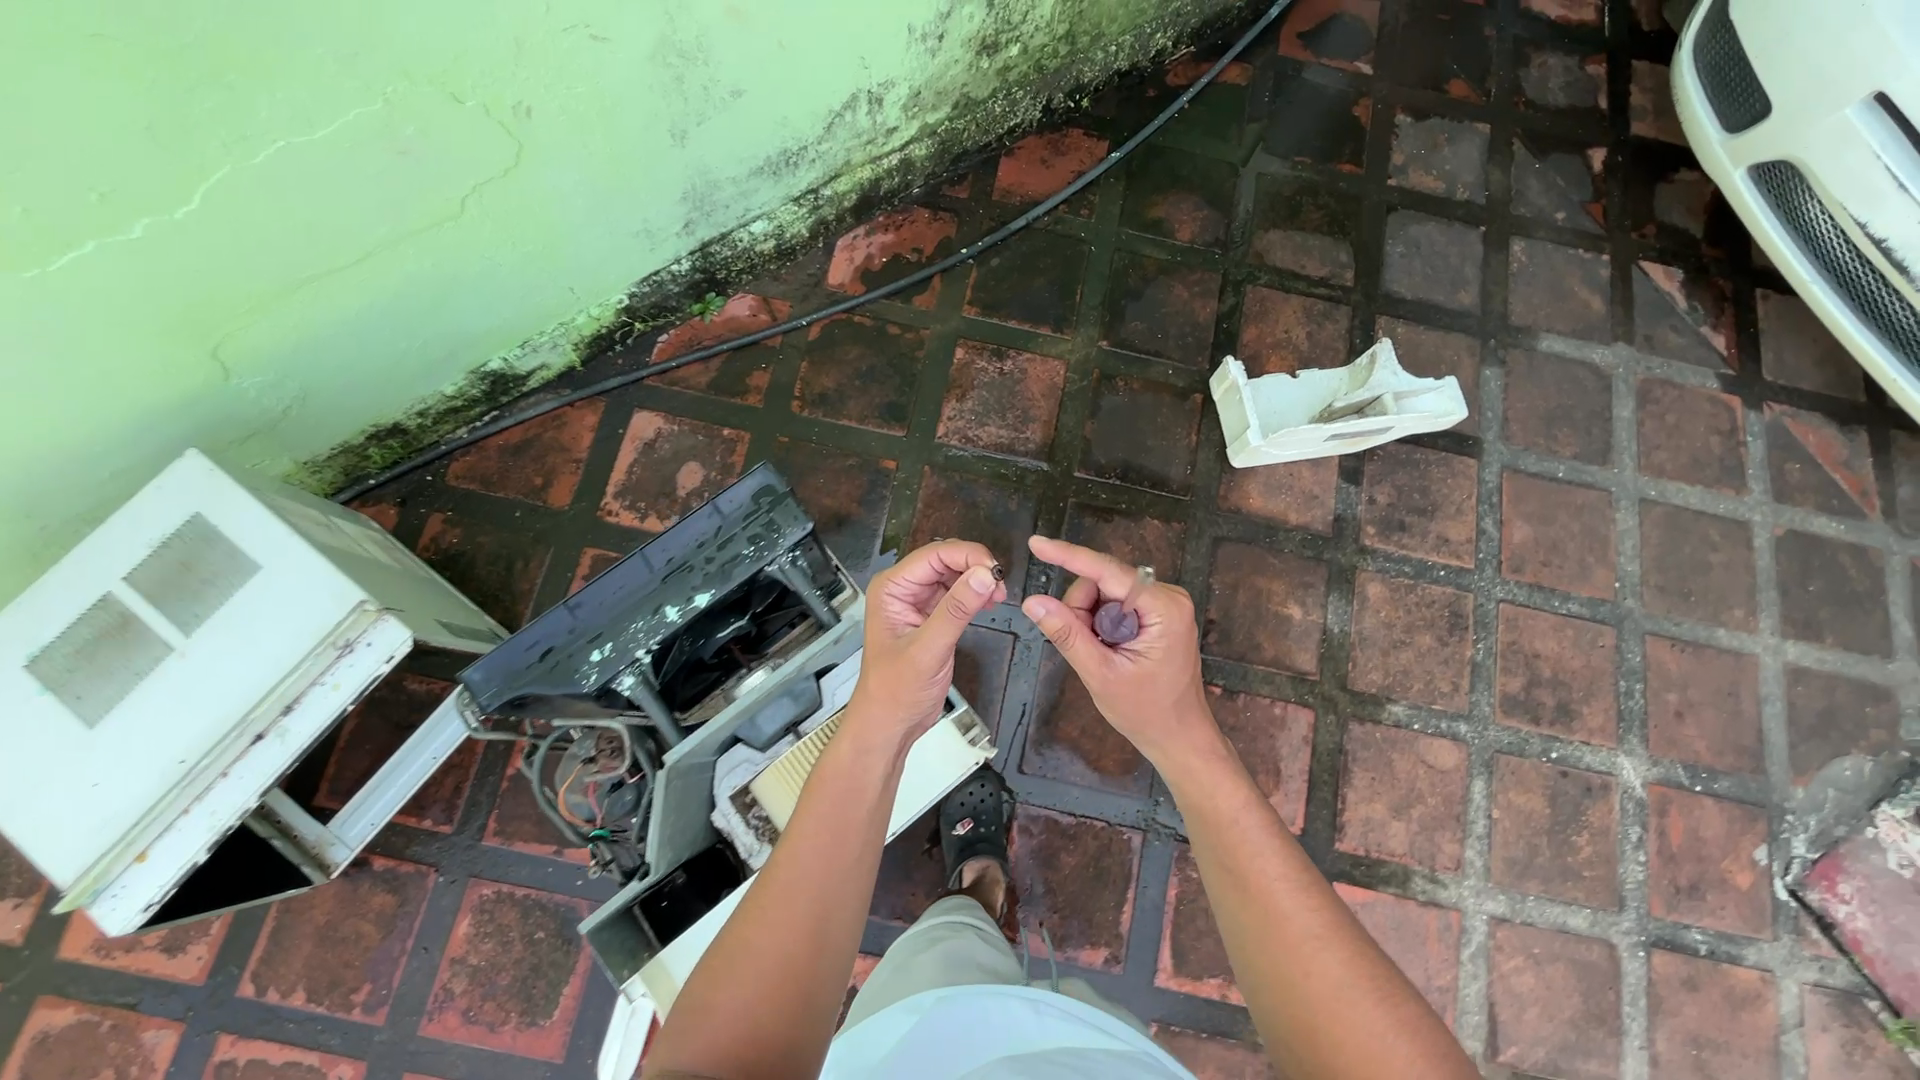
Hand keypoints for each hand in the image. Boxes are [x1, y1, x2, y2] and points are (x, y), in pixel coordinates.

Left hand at [848, 540, 1006, 740]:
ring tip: (998, 596)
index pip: (934, 555)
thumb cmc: (895, 691)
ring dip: (978, 581)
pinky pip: (958, 595)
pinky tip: (989, 604)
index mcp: (892, 588)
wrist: (890, 723)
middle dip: (975, 567)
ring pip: (955, 575)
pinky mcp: (933, 618)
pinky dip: (975, 596)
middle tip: (1000, 585)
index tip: (994, 570)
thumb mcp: (927, 649)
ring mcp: (918, 603)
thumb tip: (983, 576)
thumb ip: (955, 610)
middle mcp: (903, 589)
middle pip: (946, 560)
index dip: (967, 555)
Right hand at [1020, 536, 1218, 769]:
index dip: (1068, 556)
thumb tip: (1033, 602)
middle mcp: (1167, 595)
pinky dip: (1101, 625)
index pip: (1106, 571)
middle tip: (1087, 648)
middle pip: (1101, 582)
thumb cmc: (1146, 712)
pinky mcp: (1157, 613)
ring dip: (1090, 621)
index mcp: (1163, 607)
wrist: (1178, 736)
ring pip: (1103, 593)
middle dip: (1082, 611)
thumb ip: (1066, 634)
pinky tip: (1109, 650)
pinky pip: (1114, 604)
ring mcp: (1163, 603)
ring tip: (1102, 655)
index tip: (1037, 544)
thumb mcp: (1099, 673)